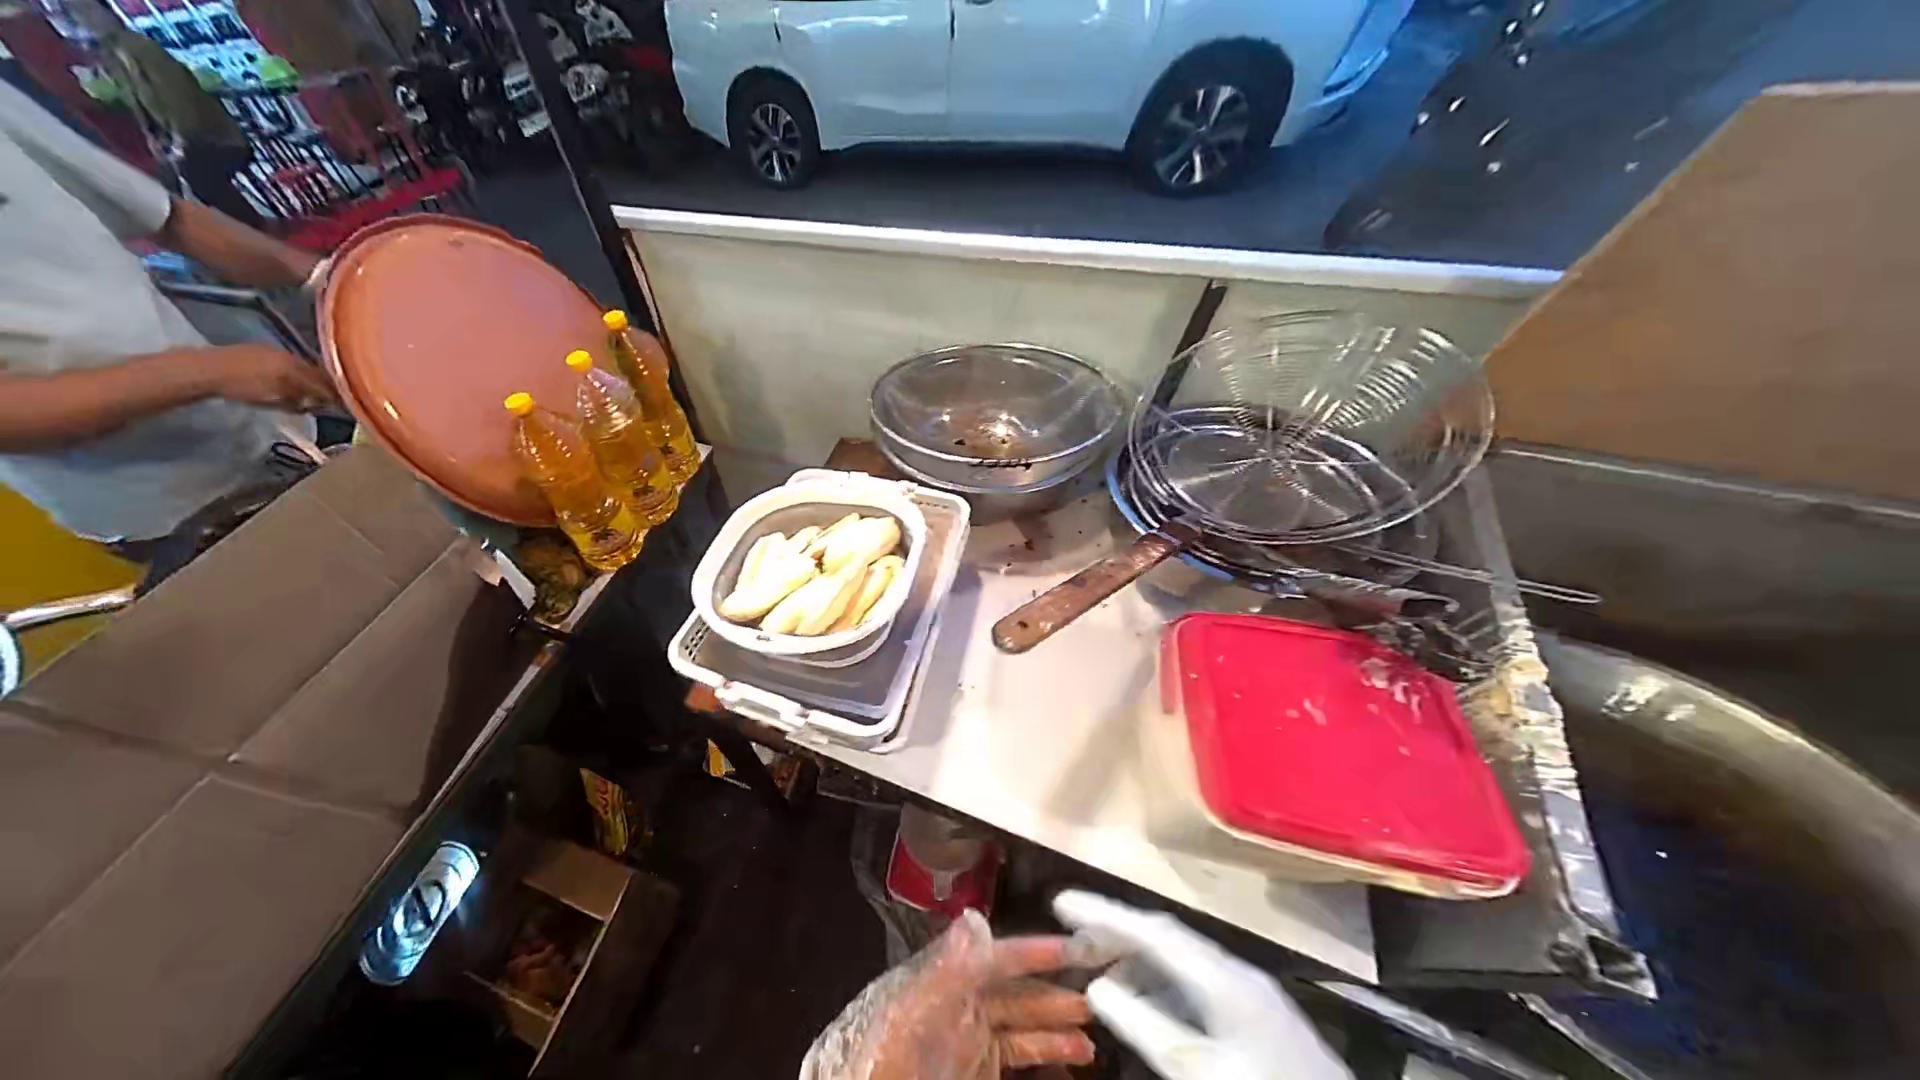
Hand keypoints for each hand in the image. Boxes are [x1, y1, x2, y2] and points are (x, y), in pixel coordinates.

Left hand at [203, 344, 336, 410]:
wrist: (201, 370)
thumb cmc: (243, 387)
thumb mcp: (277, 399)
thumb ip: (301, 401)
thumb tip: (318, 404)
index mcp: (297, 365)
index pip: (325, 381)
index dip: (335, 393)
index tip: (343, 404)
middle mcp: (288, 354)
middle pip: (314, 371)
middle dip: (322, 384)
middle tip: (328, 398)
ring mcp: (269, 350)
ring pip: (298, 366)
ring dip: (305, 378)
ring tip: (307, 390)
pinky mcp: (253, 350)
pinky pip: (281, 362)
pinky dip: (289, 373)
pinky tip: (284, 380)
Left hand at [802, 909, 1096, 1079]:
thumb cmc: (887, 1059)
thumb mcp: (913, 1013)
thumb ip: (946, 969)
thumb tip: (976, 917)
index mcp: (948, 983)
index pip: (1000, 958)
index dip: (1037, 952)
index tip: (1077, 947)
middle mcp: (963, 1006)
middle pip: (1017, 994)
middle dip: (1055, 994)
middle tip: (1099, 996)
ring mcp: (969, 1040)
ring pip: (1021, 1027)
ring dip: (1055, 1028)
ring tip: (1091, 1038)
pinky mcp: (974, 1070)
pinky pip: (1015, 1055)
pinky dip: (1043, 1056)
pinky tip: (1069, 1063)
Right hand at [1053, 891, 1352, 1079]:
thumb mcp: (1198, 1070)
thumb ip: (1145, 1026)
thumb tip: (1097, 987)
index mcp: (1222, 978)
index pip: (1153, 931)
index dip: (1104, 912)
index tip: (1062, 902)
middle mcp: (1233, 972)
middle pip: (1166, 938)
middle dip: (1117, 934)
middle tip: (1073, 942)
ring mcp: (1246, 993)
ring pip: (1179, 960)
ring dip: (1137, 961)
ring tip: (1099, 973)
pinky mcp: (1252, 1015)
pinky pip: (1194, 984)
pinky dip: (1160, 986)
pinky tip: (1142, 1003)